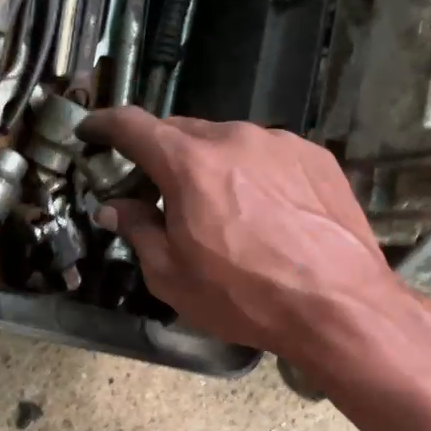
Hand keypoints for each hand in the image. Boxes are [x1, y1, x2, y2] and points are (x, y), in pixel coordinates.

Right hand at [79, 108, 407, 361]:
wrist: (340, 306)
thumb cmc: (244, 295)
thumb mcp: (171, 275)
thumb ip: (138, 231)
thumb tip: (116, 208)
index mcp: (190, 165)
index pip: (133, 126)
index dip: (104, 124)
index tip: (90, 130)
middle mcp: (235, 138)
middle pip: (181, 132)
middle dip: (159, 153)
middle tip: (153, 188)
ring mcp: (280, 144)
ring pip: (226, 142)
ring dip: (208, 164)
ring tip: (214, 206)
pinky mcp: (315, 158)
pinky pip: (266, 154)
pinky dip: (249, 172)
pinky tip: (260, 210)